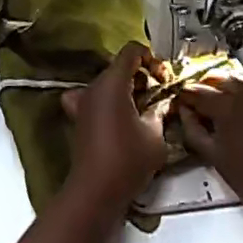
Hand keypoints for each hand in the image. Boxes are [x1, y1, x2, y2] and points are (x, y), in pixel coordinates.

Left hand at [61, 42, 169, 208]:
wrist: (96, 190)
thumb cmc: (128, 159)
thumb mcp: (155, 135)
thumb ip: (160, 111)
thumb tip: (163, 103)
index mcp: (112, 82)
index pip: (131, 51)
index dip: (151, 58)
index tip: (164, 79)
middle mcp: (94, 85)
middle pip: (120, 67)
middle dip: (142, 77)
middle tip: (159, 98)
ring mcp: (83, 100)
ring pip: (109, 83)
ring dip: (127, 90)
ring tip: (144, 111)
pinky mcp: (79, 116)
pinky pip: (94, 98)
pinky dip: (107, 102)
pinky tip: (117, 117)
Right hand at [178, 72, 242, 229]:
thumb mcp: (216, 159)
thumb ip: (194, 131)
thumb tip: (185, 114)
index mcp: (224, 106)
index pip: (195, 90)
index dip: (184, 97)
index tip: (181, 104)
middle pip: (215, 78)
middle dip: (203, 88)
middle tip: (198, 105)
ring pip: (236, 78)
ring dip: (224, 86)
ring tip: (221, 106)